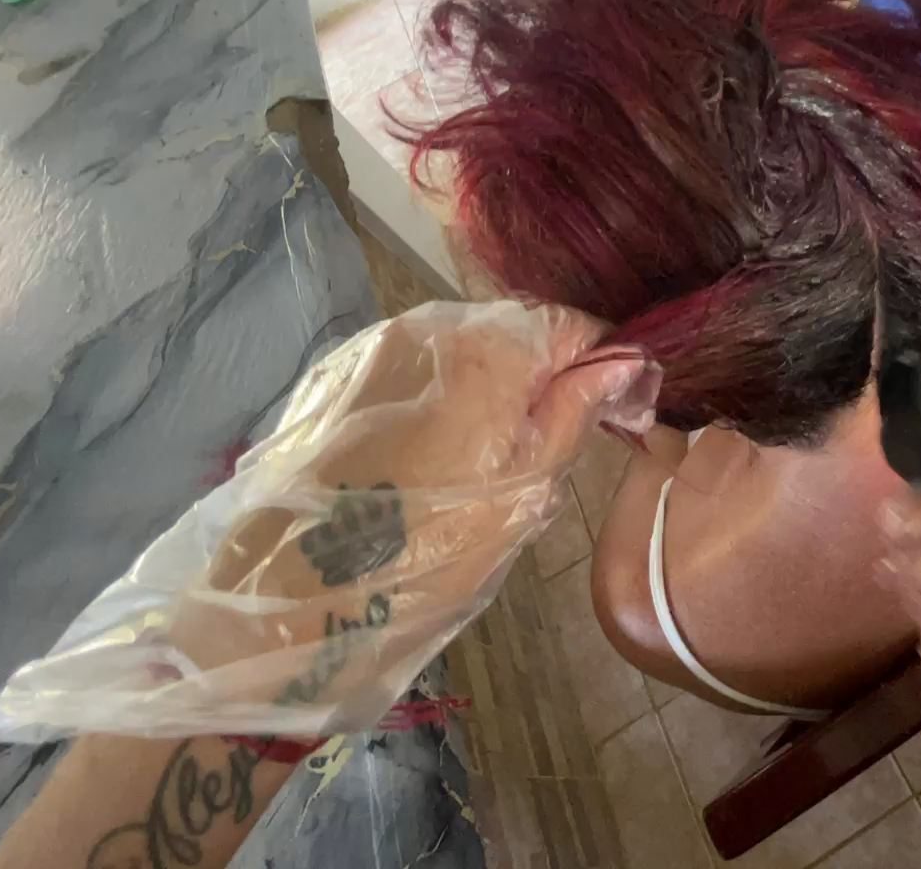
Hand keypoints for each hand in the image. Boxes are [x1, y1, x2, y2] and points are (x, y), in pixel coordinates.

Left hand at [165, 300, 657, 725]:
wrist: (293, 596)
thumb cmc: (434, 548)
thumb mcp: (529, 486)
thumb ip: (579, 410)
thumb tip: (627, 364)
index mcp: (492, 351)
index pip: (575, 325)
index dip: (608, 362)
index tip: (619, 406)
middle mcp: (435, 325)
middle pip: (523, 329)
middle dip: (555, 370)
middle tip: (563, 431)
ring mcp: (382, 344)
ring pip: (472, 344)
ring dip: (502, 378)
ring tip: (499, 442)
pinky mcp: (343, 369)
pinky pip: (424, 360)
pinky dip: (451, 386)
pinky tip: (442, 440)